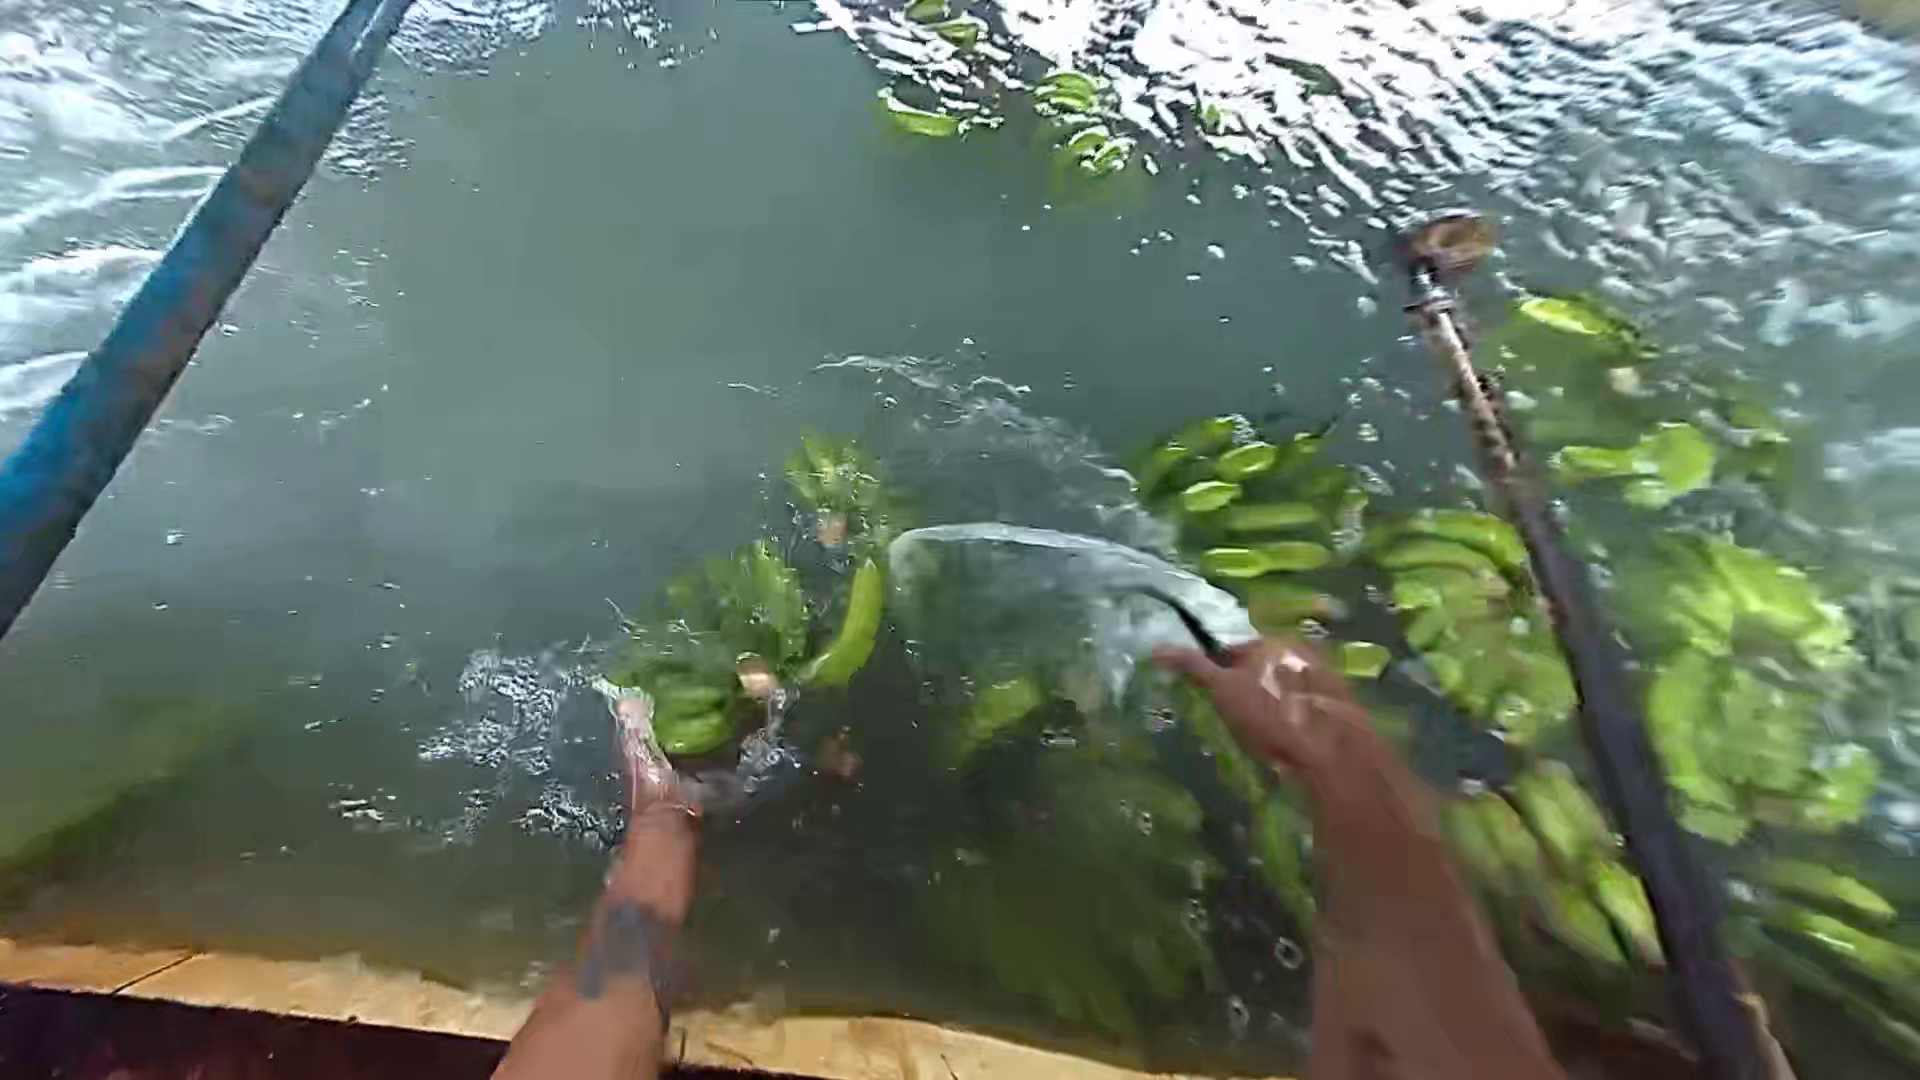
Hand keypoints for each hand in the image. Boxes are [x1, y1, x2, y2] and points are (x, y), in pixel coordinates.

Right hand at [1152, 638, 1386, 790]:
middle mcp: (1301, 652)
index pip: (1232, 649)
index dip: (1218, 672)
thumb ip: (1191, 666)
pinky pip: (1307, 707)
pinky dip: (1295, 718)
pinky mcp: (1342, 707)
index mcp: (1271, 641)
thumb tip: (1155, 648)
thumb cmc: (1271, 715)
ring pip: (1285, 686)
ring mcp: (1325, 679)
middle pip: (1261, 666)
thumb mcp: (1222, 689)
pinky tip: (1289, 740)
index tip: (1213, 696)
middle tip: (1236, 715)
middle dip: (1247, 685)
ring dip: (1273, 702)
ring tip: (1262, 732)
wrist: (1335, 757)